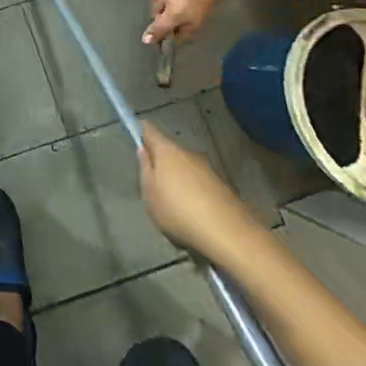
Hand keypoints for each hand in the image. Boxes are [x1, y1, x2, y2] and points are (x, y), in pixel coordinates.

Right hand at [137, 122, 255, 259]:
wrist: (229, 235)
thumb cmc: (178, 211)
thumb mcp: (149, 193)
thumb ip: (144, 168)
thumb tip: (143, 150)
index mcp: (167, 150)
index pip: (150, 130)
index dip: (141, 132)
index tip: (136, 140)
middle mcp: (190, 154)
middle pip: (170, 152)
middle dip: (162, 164)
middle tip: (156, 187)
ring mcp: (210, 170)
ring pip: (187, 170)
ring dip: (181, 182)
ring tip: (177, 209)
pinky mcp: (224, 188)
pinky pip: (202, 186)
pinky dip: (196, 196)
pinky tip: (195, 217)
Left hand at [145, 0, 222, 44]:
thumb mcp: (173, 16)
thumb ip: (159, 28)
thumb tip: (146, 41)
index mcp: (181, 28)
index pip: (164, 33)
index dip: (158, 25)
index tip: (160, 16)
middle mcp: (180, 18)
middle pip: (158, 15)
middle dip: (160, 4)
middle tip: (169, 0)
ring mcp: (178, 4)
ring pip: (159, 1)